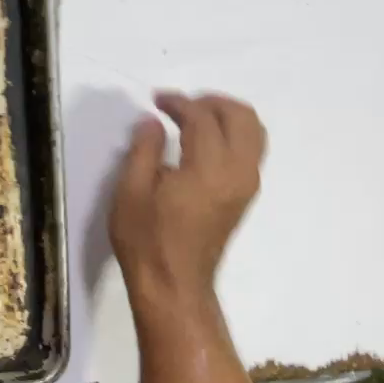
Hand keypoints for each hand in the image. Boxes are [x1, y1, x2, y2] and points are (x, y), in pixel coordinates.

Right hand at [109, 92, 265, 314]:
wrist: (172, 282)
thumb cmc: (145, 239)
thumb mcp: (130, 193)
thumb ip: (143, 151)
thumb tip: (152, 123)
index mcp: (208, 168)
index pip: (201, 119)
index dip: (179, 104)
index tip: (157, 100)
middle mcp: (237, 170)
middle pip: (240, 117)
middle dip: (211, 103)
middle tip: (180, 104)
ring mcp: (246, 183)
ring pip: (253, 132)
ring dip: (227, 116)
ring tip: (196, 117)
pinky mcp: (245, 195)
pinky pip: (251, 150)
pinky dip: (234, 134)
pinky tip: (206, 142)